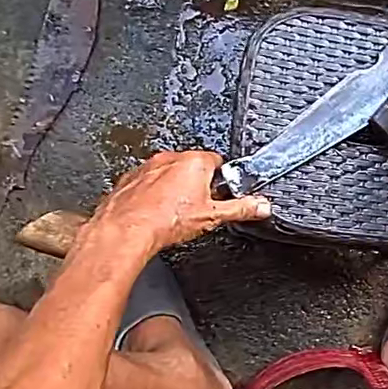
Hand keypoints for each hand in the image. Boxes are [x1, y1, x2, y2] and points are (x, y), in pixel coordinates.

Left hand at [80, 150, 270, 256]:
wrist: (126, 230)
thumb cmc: (165, 221)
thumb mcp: (213, 217)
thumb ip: (240, 209)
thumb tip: (260, 206)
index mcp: (195, 161)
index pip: (218, 162)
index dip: (222, 181)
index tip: (221, 195)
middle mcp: (170, 158)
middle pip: (193, 168)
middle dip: (198, 185)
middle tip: (198, 209)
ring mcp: (147, 167)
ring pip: (168, 175)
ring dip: (173, 190)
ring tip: (174, 215)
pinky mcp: (130, 179)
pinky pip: (147, 184)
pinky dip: (151, 196)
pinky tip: (154, 215)